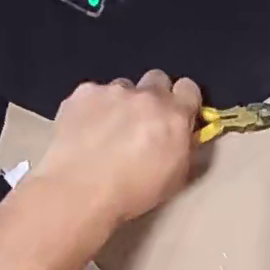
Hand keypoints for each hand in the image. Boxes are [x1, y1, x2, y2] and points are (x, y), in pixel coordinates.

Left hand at [28, 70, 201, 229]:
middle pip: (158, 78)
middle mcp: (147, 95)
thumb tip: (185, 134)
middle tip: (145, 120)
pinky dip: (94, 107)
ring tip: (109, 129)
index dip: (184, 100)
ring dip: (123, 102)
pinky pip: (93, 94)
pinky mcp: (81, 95)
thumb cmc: (136, 190)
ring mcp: (112, 91)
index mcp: (175, 115)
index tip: (178, 115)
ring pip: (123, 87)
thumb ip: (186, 145)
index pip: (189, 87)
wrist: (80, 191)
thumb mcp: (179, 174)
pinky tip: (86, 129)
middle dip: (155, 95)